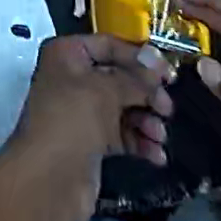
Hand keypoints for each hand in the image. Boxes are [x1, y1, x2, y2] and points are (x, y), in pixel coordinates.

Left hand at [5, 34, 175, 216]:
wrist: (50, 175)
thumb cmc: (71, 120)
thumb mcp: (104, 91)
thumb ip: (134, 77)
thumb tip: (157, 61)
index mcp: (66, 54)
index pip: (107, 45)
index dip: (138, 57)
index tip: (170, 74)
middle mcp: (72, 77)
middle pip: (118, 77)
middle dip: (145, 93)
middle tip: (167, 109)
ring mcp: (82, 109)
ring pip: (123, 107)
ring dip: (146, 120)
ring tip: (159, 135)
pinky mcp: (91, 139)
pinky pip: (122, 133)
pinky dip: (140, 142)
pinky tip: (156, 155)